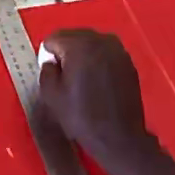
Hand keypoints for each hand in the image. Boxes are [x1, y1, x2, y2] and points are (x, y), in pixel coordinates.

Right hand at [37, 30, 158, 169]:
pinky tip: (96, 83)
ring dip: (82, 57)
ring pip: (91, 44)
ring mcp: (118, 50)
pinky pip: (105, 54)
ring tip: (81, 81)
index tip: (52, 76)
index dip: (47, 56)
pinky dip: (97, 63)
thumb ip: (46, 70)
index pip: (54, 38)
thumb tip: (52, 62)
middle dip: (66, 53)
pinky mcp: (128, 62)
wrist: (118, 137)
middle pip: (74, 37)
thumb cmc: (81, 116)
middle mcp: (101, 40)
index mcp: (80, 45)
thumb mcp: (51, 95)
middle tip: (64, 79)